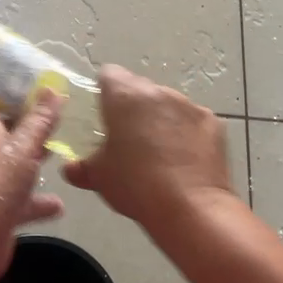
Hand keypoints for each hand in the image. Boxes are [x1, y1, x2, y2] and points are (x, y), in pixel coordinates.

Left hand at [0, 91, 64, 281]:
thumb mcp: (22, 148)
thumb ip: (38, 121)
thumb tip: (52, 88)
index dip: (2, 94)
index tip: (27, 85)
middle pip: (6, 136)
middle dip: (27, 127)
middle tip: (53, 118)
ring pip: (16, 169)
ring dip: (33, 163)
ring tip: (58, 154)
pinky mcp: (1, 214)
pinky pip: (23, 203)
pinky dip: (39, 203)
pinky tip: (59, 205)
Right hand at [63, 65, 234, 229]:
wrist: (190, 208)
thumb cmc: (135, 185)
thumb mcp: (100, 178)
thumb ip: (82, 168)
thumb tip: (70, 170)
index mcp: (123, 96)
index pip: (109, 74)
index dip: (105, 91)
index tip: (105, 114)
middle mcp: (156, 92)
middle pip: (140, 88)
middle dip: (134, 106)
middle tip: (130, 137)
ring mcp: (188, 105)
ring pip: (168, 103)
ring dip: (161, 118)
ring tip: (161, 152)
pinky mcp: (212, 122)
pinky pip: (192, 121)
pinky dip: (187, 133)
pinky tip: (186, 159)